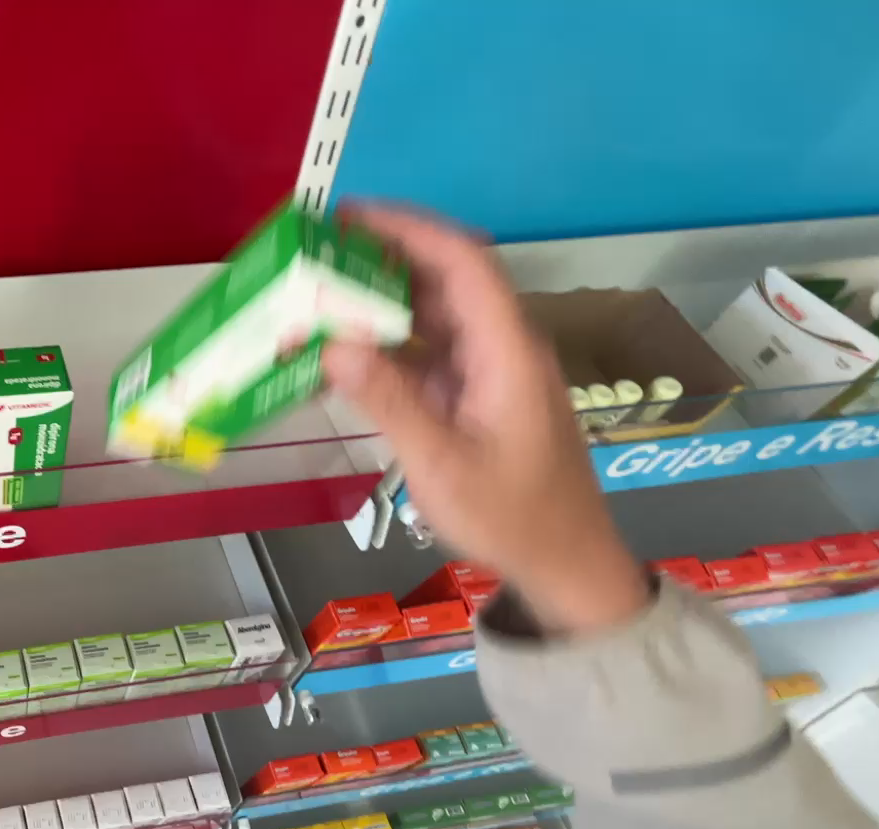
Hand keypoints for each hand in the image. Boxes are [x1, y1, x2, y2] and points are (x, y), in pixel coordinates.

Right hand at [323, 203, 649, 632]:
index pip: (461, 263)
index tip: (349, 218)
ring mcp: (484, 371)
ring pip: (430, 315)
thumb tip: (334, 346)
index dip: (407, 230)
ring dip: (378, 300)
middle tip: (318, 254)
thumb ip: (390, 403)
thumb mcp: (442, 463)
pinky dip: (383, 345)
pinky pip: (423, 353)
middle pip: (443, 279)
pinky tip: (343, 352)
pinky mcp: (470, 395)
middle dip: (383, 257)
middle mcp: (497, 347)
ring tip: (319, 294)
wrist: (560, 559)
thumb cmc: (509, 514)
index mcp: (505, 350)